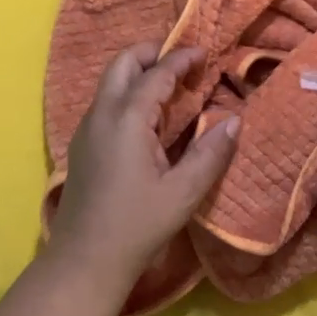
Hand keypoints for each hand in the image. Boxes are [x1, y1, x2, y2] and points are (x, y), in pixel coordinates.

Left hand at [46, 42, 239, 286]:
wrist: (83, 263)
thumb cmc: (136, 226)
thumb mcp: (182, 193)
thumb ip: (209, 153)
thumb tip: (234, 120)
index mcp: (126, 118)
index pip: (157, 73)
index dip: (182, 59)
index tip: (205, 53)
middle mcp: (102, 113)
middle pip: (123, 62)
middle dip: (153, 52)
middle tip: (183, 61)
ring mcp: (87, 127)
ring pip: (111, 80)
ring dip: (139, 71)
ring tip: (171, 85)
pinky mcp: (82, 144)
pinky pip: (106, 101)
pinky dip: (128, 91)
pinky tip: (149, 116)